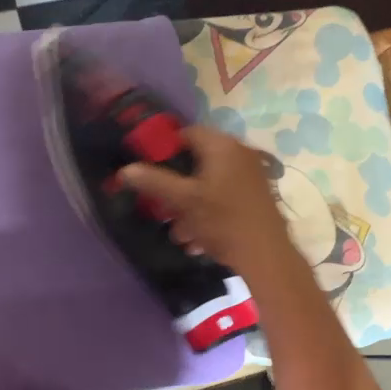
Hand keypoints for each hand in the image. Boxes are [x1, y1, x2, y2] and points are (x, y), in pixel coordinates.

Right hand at [116, 125, 299, 279]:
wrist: (266, 254)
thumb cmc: (223, 220)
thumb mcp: (184, 201)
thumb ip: (154, 182)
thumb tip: (124, 170)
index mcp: (223, 146)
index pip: (186, 134)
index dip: (163, 150)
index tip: (148, 172)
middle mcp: (239, 154)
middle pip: (195, 163)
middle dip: (174, 188)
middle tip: (160, 208)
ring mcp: (249, 176)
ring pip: (206, 186)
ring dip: (187, 208)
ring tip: (179, 232)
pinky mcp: (253, 198)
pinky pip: (221, 199)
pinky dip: (205, 215)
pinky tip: (197, 240)